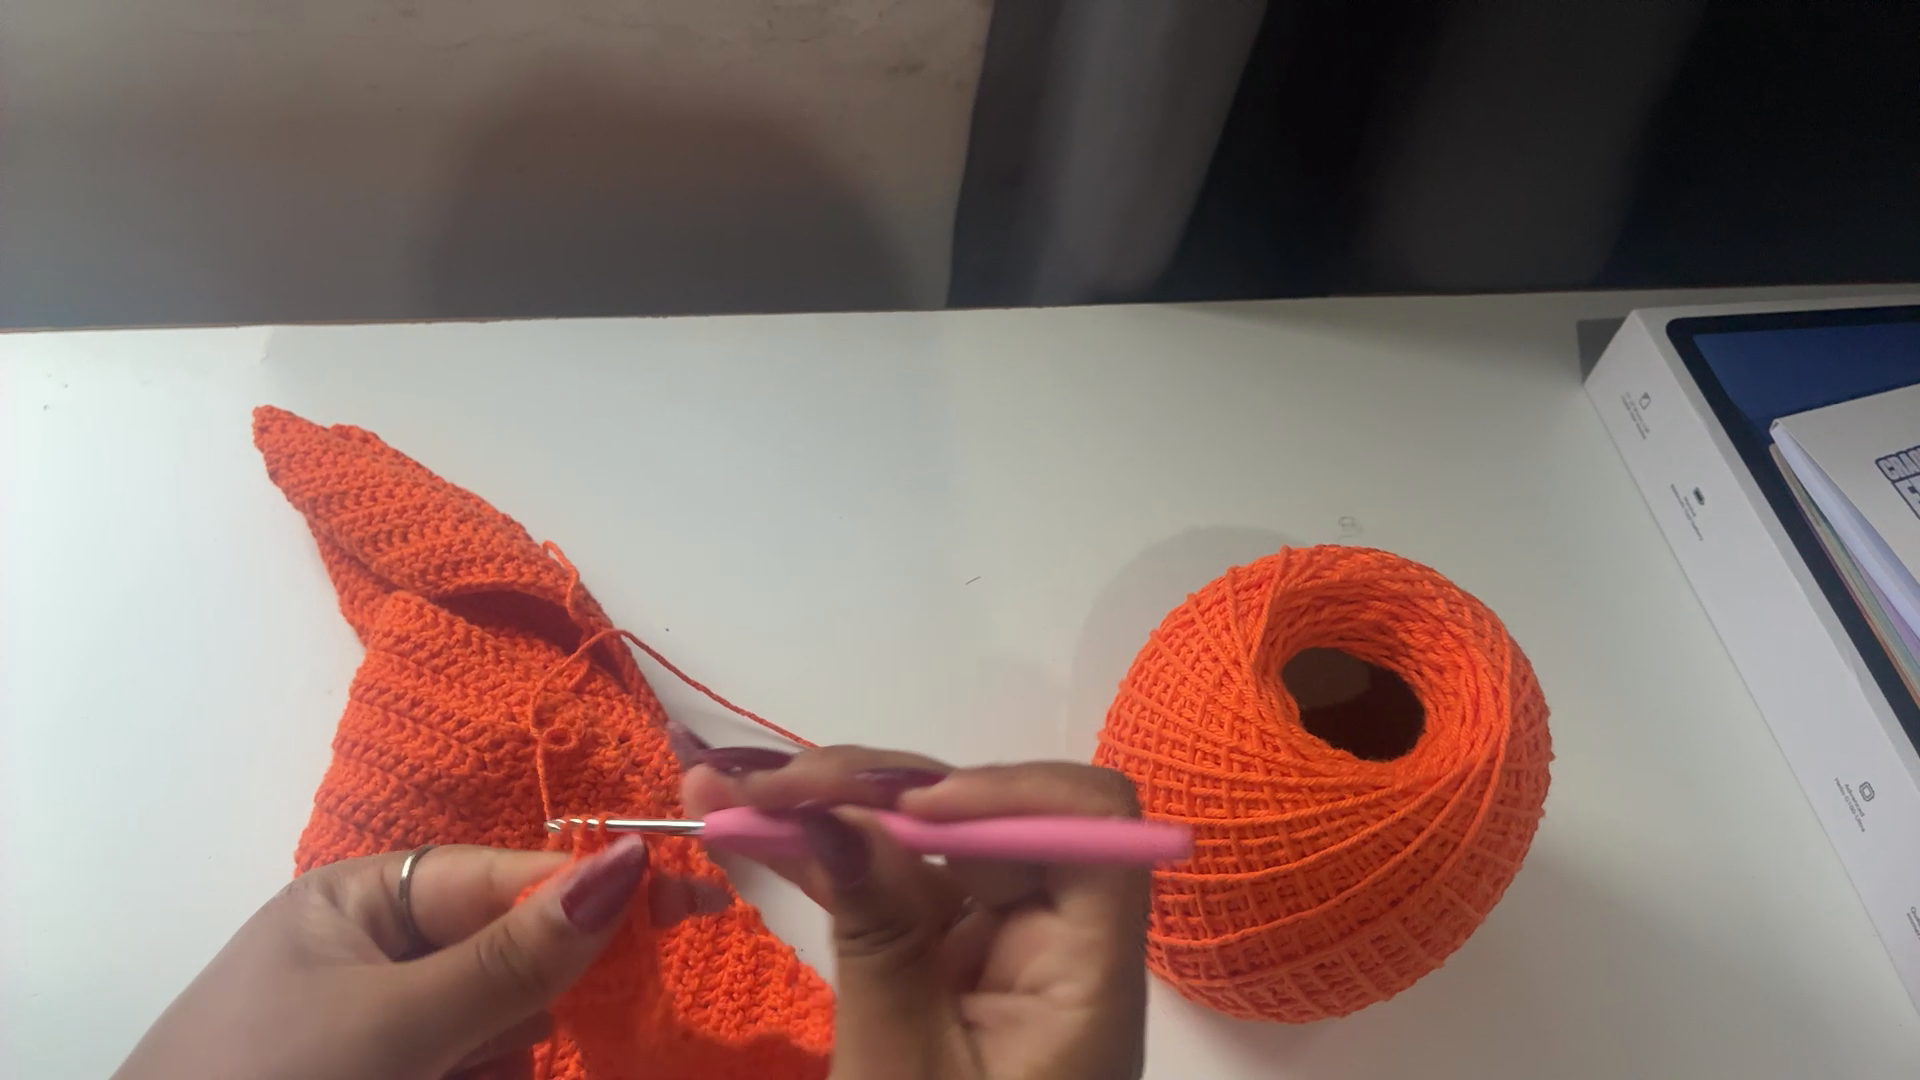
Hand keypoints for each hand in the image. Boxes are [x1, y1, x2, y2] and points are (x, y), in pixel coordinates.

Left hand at [112, 839, 651, 1079]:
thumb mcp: (391, 1028)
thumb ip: (518, 953)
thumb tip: (635, 856)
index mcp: (367, 899)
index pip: (514, 875)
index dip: (601, 887)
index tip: (694, 897)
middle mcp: (383, 944)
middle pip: (516, 945)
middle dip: (552, 987)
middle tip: (577, 1016)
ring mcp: (387, 1015)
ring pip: (507, 1011)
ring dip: (516, 1049)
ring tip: (467, 1077)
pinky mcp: (400, 1066)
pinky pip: (483, 1055)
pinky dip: (493, 1073)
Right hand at [684, 744, 1150, 1079]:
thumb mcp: (900, 1075)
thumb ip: (876, 936)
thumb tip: (833, 812)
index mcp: (1083, 966)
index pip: (1091, 824)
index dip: (1008, 789)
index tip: (909, 809)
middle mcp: (1052, 926)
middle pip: (987, 809)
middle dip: (876, 789)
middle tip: (767, 783)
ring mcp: (997, 928)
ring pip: (925, 834)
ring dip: (830, 808)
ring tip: (730, 786)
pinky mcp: (949, 940)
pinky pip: (892, 876)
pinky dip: (825, 854)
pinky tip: (749, 825)